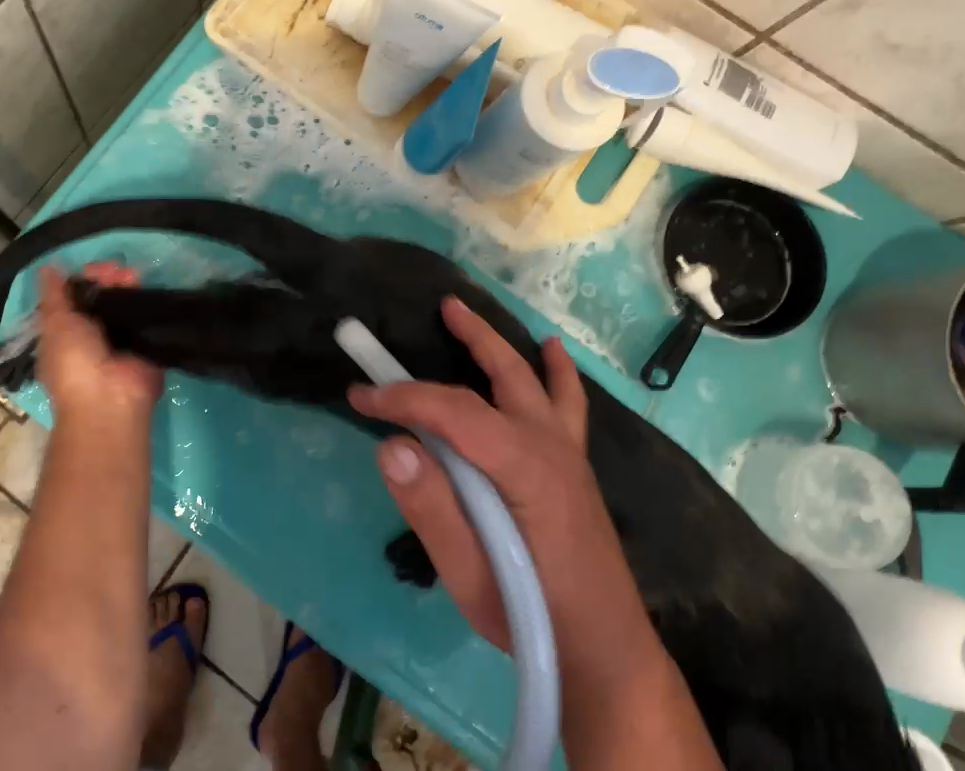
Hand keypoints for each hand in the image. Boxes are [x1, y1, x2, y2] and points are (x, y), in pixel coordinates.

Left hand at [37, 263, 163, 422]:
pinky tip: (143, 283)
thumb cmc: (72, 361)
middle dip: (106, 278)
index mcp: (67, 333)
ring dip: (125, 283)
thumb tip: (47, 266)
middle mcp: (94, 334)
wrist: (109, 398)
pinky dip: (144, 297)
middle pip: (101, 296)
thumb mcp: (55, 323)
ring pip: (124, 301)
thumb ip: (53, 295)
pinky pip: (145, 314)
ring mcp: (121, 338)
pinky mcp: (146, 343)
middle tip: (114, 269)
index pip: (76, 297)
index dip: (82, 279)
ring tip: (130, 274)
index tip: (91, 269)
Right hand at [348, 297, 646, 661]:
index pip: (456, 412)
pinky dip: (555, 371)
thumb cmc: (532, 615)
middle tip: (423, 314)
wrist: (606, 651)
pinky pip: (565, 402)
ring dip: (499, 343)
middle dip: (463, 340)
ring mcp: (568, 453)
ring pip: (534, 379)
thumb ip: (432, 510)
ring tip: (465, 313)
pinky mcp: (573, 466)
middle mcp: (551, 447)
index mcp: (525, 470)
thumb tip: (393, 447)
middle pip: (501, 376)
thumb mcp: (468, 576)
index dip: (404, 398)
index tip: (359, 397)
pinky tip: (551, 352)